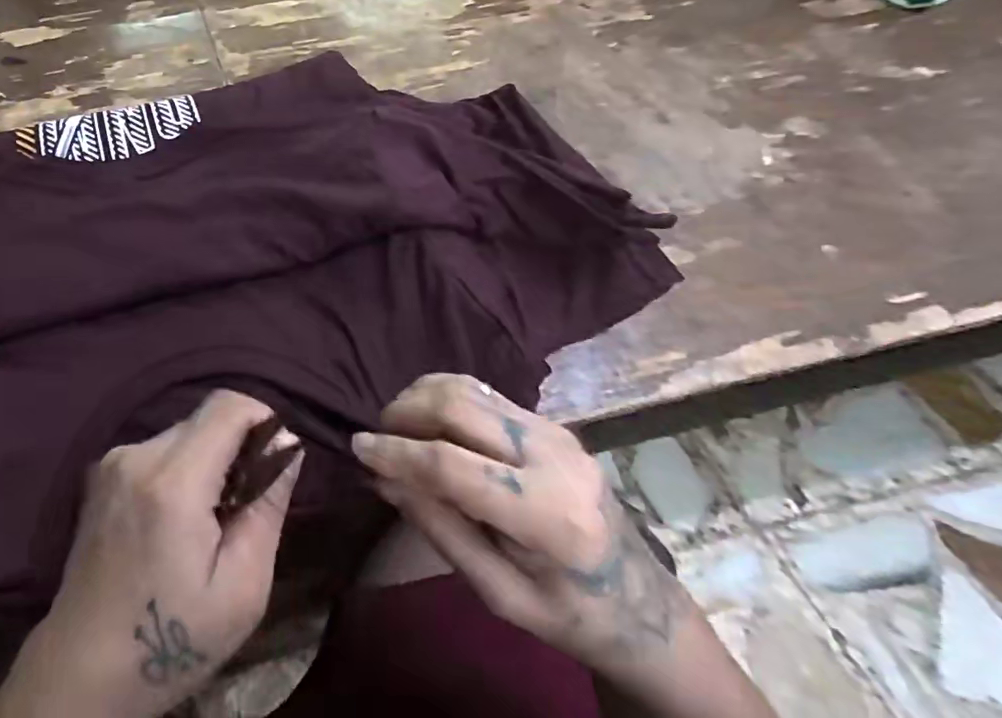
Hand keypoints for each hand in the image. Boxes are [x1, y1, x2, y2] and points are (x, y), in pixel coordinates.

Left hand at [0, 391, 303, 717]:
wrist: (86, 661)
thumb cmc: (174, 636)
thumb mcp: (242, 587)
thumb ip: (267, 507)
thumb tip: (287, 447)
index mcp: (172, 480)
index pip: (225, 406)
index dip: (262, 418)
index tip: (280, 457)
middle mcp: (137, 455)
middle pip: (202, 419)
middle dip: (236, 446)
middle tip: (249, 503)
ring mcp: (112, 460)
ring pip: (180, 433)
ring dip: (207, 459)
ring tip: (213, 519)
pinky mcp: (100, 472)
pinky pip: (156, 450)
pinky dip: (179, 468)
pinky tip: (179, 519)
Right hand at [350, 374, 685, 679]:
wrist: (645, 605)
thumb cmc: (569, 614)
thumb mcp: (497, 593)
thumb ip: (438, 528)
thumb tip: (382, 477)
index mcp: (548, 517)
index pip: (450, 464)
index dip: (395, 453)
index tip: (356, 448)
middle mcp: (555, 459)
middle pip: (455, 406)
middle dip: (402, 413)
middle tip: (377, 438)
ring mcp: (556, 433)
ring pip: (464, 387)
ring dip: (418, 399)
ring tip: (399, 429)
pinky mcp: (550, 423)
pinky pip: (481, 391)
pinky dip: (441, 396)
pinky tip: (428, 421)